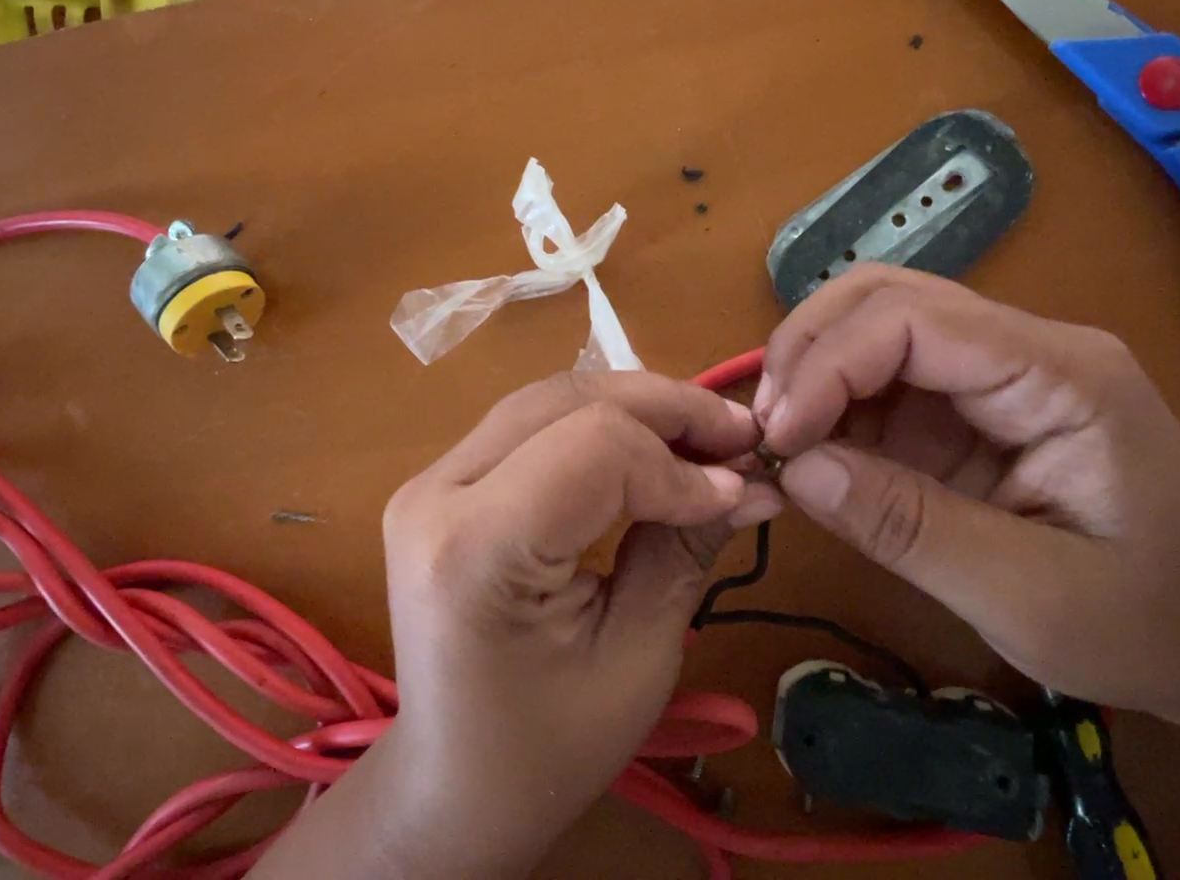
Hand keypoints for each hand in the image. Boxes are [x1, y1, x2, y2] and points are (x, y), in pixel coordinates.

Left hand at [364, 373, 778, 878]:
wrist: (454, 781)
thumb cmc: (550, 746)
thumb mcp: (638, 655)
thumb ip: (686, 549)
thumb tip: (752, 481)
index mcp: (475, 549)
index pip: (593, 448)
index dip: (678, 461)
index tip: (741, 493)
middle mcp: (435, 494)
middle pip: (567, 401)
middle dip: (665, 408)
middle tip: (740, 437)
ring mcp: (427, 482)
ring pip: (548, 398)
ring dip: (634, 408)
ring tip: (703, 439)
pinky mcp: (438, 483)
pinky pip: (529, 425)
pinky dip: (597, 425)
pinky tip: (646, 448)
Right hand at [754, 266, 1179, 722]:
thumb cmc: (1147, 626)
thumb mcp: (1029, 598)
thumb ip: (909, 527)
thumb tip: (795, 469)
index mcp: (1061, 374)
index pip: (913, 319)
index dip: (828, 364)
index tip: (776, 438)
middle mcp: (1022, 348)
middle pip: (883, 297)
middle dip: (806, 350)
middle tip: (761, 427)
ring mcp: (991, 372)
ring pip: (869, 325)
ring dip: (807, 372)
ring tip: (773, 439)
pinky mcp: (963, 406)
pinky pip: (877, 380)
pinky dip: (825, 405)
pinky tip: (804, 450)